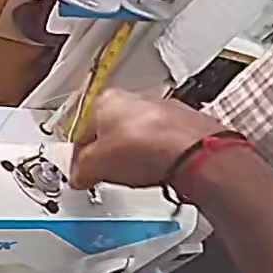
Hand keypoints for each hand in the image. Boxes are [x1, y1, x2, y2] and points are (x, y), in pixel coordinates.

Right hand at [68, 89, 226, 189]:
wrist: (193, 153)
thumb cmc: (146, 147)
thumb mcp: (95, 165)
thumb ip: (81, 170)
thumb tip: (82, 175)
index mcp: (105, 100)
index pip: (81, 132)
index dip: (79, 157)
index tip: (82, 171)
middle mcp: (134, 97)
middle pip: (110, 130)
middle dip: (107, 153)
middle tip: (105, 173)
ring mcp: (161, 108)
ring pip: (137, 135)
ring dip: (132, 155)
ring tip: (133, 174)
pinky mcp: (184, 123)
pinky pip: (161, 141)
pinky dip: (156, 156)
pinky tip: (154, 170)